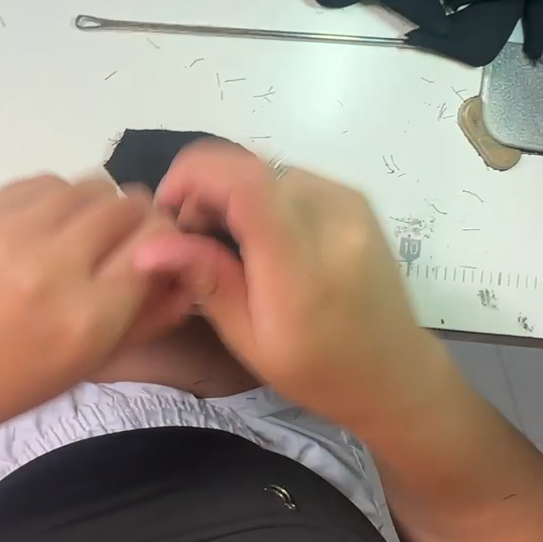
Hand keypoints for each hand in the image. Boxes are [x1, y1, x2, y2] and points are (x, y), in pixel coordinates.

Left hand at [0, 175, 195, 431]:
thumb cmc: (20, 381)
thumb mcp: (97, 360)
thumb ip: (152, 312)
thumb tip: (184, 263)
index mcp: (88, 316)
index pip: (154, 242)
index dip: (163, 237)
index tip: (155, 243)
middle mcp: (53, 267)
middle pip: (123, 205)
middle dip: (132, 218)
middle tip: (118, 237)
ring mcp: (10, 234)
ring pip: (85, 185)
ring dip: (94, 205)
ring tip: (78, 231)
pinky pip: (43, 181)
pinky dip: (55, 199)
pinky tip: (42, 227)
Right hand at [133, 144, 440, 430]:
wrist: (395, 373)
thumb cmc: (317, 370)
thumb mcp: (250, 338)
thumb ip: (206, 280)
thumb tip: (147, 247)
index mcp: (303, 262)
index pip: (245, 180)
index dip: (193, 176)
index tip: (167, 208)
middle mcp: (332, 216)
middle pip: (248, 168)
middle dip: (205, 190)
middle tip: (192, 238)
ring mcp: (348, 201)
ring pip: (264, 169)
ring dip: (230, 192)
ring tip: (225, 240)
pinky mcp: (354, 198)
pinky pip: (288, 177)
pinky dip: (259, 194)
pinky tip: (258, 235)